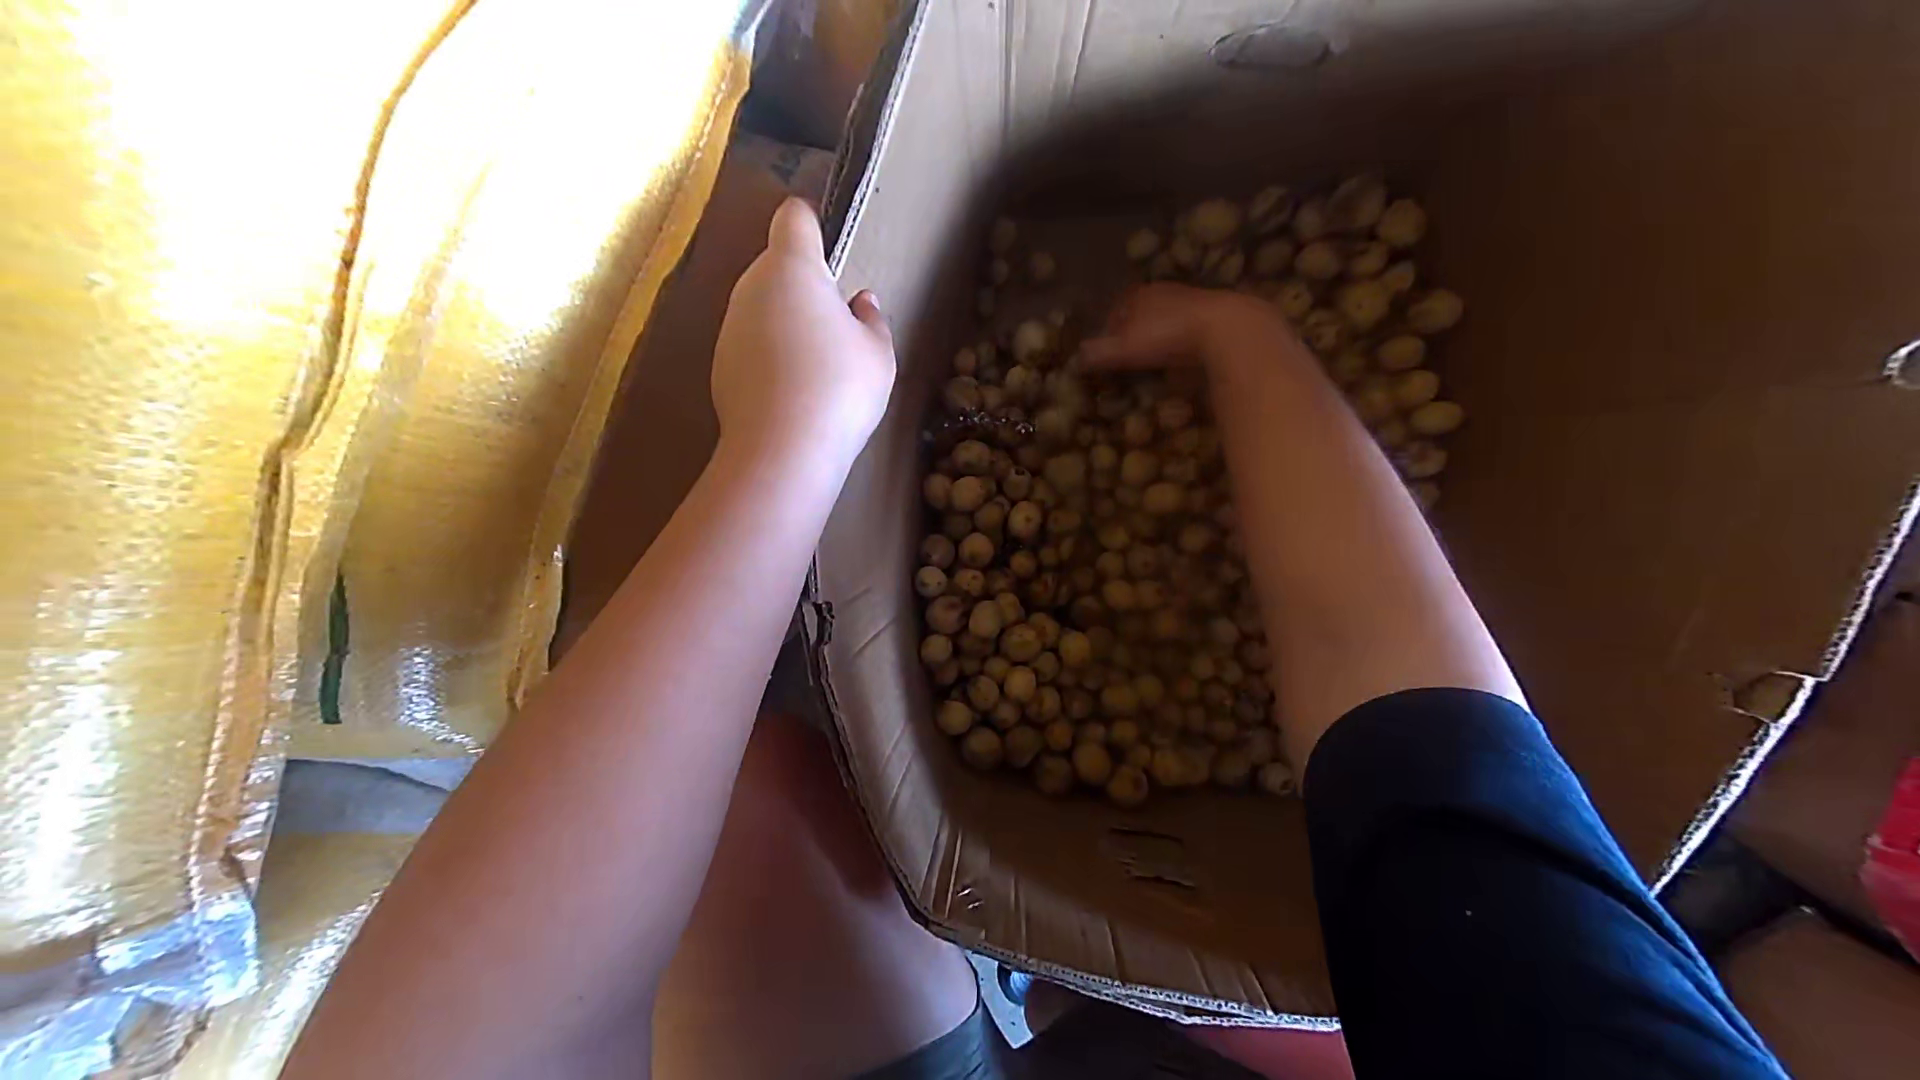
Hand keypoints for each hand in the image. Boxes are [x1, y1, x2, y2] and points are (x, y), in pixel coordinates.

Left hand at [712, 198, 895, 465]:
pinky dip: (770, 357)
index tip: (830, 244)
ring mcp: (730, 328)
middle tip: (838, 327)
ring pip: (762, 309)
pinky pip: (751, 346)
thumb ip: (872, 319)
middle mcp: (751, 288)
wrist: (783, 451)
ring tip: (818, 368)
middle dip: (805, 286)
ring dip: (787, 323)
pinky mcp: (720, 367)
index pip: (794, 218)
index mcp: (792, 269)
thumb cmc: (840, 389)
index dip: (813, 223)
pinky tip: (794, 393)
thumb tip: (860, 302)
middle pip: (777, 268)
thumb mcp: (878, 353)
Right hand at [1081, 283, 1305, 379]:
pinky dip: (1184, 341)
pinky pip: (1191, 328)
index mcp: (1141, 294)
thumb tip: (1076, 359)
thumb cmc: (1167, 335)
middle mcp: (1166, 291)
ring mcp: (1194, 300)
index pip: (1118, 306)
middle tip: (1130, 354)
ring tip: (1156, 357)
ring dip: (1161, 334)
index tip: (1108, 347)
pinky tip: (1185, 357)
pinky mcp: (1217, 314)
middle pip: (1144, 311)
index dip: (1111, 327)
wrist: (1226, 329)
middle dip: (1136, 329)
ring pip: (1169, 318)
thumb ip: (1099, 352)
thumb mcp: (1125, 348)